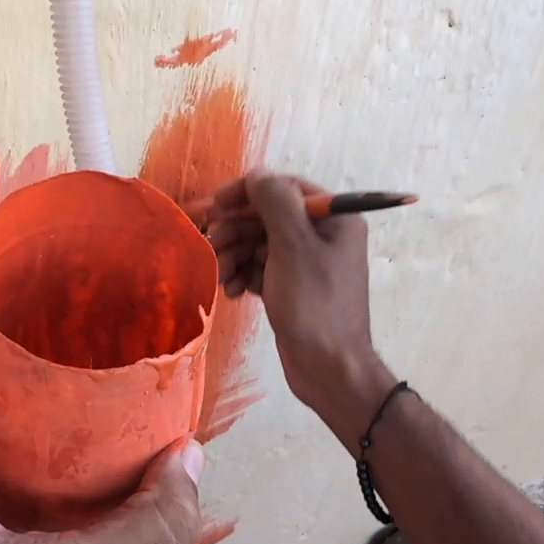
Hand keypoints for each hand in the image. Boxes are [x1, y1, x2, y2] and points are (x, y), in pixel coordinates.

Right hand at [208, 172, 396, 449]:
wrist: (329, 368)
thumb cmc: (314, 305)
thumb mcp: (293, 246)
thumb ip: (275, 202)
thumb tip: (257, 174)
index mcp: (334, 218)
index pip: (283, 189)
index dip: (247, 193)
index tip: (215, 206)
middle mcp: (323, 235)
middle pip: (267, 217)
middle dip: (236, 230)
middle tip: (210, 244)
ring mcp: (306, 263)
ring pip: (259, 244)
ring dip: (234, 256)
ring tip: (221, 276)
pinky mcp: (292, 287)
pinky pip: (260, 269)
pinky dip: (243, 275)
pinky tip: (231, 292)